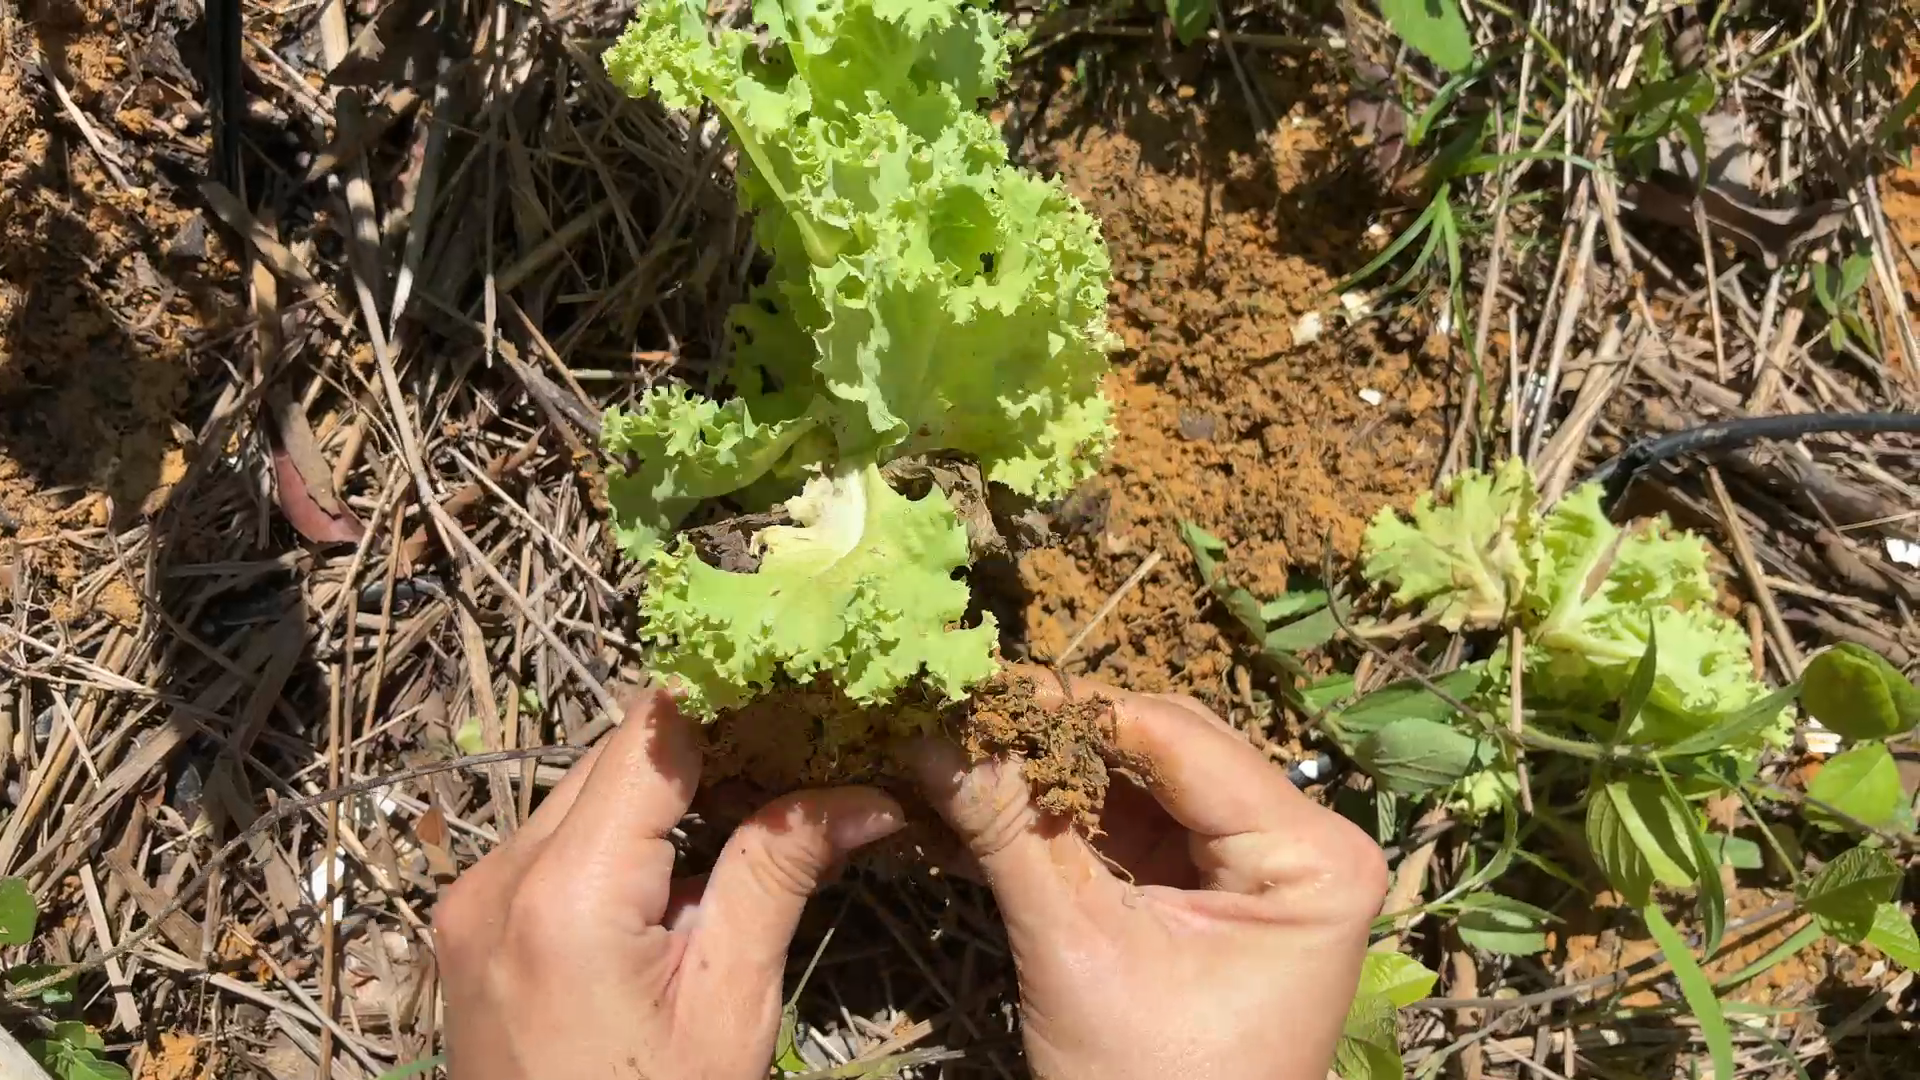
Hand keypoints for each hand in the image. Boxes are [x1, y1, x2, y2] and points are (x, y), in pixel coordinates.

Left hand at [434, 689, 904, 1079]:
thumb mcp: (731, 1002)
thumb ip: (781, 872)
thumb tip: (870, 795)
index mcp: (567, 892)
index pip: (653, 731)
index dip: (726, 694)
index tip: (794, 686)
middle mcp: (503, 869)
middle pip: (624, 749)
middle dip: (713, 737)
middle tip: (796, 740)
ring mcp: (479, 890)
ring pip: (598, 779)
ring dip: (678, 775)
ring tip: (760, 785)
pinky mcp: (481, 911)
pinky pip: (572, 825)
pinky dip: (639, 816)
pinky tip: (695, 841)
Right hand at [907, 668, 1388, 1079]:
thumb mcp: (1074, 953)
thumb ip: (1007, 833)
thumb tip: (930, 737)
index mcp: (1308, 853)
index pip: (1176, 738)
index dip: (1073, 709)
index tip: (986, 692)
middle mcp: (1297, 834)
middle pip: (1163, 743)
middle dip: (1064, 735)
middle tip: (978, 720)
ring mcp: (1256, 850)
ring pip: (1143, 767)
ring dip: (1060, 763)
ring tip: (983, 750)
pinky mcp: (1211, 870)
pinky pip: (1136, 807)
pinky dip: (1071, 802)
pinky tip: (1009, 794)